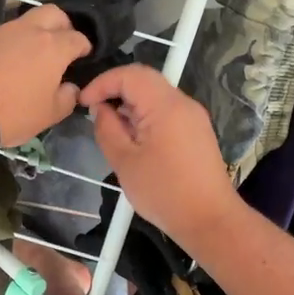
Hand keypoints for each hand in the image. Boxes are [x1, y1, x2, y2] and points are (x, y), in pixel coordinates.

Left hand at [0, 4, 91, 146]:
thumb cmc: (14, 112)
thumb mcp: (50, 114)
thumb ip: (67, 98)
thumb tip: (70, 87)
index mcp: (53, 46)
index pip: (78, 37)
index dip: (84, 47)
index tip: (83, 56)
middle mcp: (30, 30)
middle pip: (54, 13)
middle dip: (63, 26)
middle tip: (61, 46)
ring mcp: (4, 31)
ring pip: (28, 20)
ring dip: (36, 32)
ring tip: (34, 55)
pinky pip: (7, 33)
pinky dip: (14, 42)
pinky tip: (11, 61)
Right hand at [79, 65, 240, 242]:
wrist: (210, 219)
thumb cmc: (163, 192)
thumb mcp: (124, 162)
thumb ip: (107, 128)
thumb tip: (101, 109)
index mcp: (165, 105)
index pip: (130, 74)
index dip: (102, 83)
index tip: (84, 103)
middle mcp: (183, 103)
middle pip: (145, 80)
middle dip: (116, 90)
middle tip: (95, 111)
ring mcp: (193, 116)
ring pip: (156, 94)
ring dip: (131, 103)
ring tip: (112, 128)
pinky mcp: (197, 130)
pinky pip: (167, 110)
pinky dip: (146, 114)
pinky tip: (135, 138)